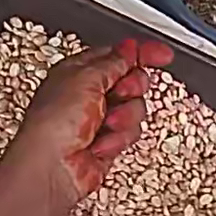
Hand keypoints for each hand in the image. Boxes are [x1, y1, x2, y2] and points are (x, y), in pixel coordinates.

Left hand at [5, 38, 172, 208]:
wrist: (52, 166)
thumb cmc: (55, 122)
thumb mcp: (86, 78)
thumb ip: (114, 61)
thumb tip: (130, 49)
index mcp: (80, 71)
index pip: (117, 55)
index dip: (142, 53)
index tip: (163, 55)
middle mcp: (90, 94)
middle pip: (132, 81)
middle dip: (132, 87)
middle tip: (122, 93)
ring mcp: (100, 120)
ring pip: (136, 109)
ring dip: (125, 117)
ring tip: (107, 124)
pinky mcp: (108, 143)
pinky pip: (130, 133)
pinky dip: (118, 139)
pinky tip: (100, 145)